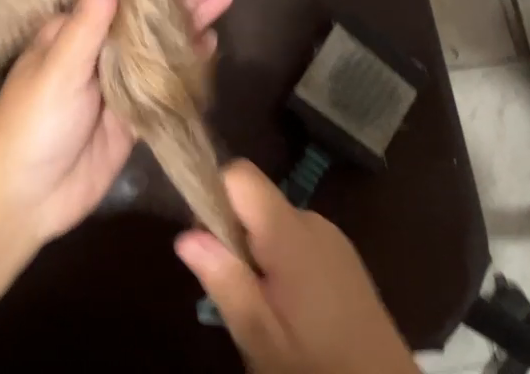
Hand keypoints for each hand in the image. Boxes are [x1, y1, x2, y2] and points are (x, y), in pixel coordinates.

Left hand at [0, 0, 233, 244]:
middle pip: (147, 17)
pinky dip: (187, 63)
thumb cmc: (31, 123)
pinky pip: (165, 84)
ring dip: (190, 22)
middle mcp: (97, 52)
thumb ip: (87, 21)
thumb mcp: (58, 68)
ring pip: (160, 46)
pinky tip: (210, 43)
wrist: (24, 199)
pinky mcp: (133, 117)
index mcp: (73, 32)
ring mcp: (117, 84)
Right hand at [175, 162, 417, 373]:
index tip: (206, 242)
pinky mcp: (344, 257)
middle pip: (254, 201)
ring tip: (263, 309)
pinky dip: (281, 262)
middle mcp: (312, 221)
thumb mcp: (261, 335)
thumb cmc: (318, 366)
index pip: (240, 174)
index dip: (213, 196)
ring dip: (256, 254)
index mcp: (289, 233)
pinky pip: (297, 240)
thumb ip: (225, 281)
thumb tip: (185, 236)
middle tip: (233, 292)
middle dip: (232, 236)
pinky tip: (290, 310)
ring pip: (273, 223)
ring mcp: (333, 238)